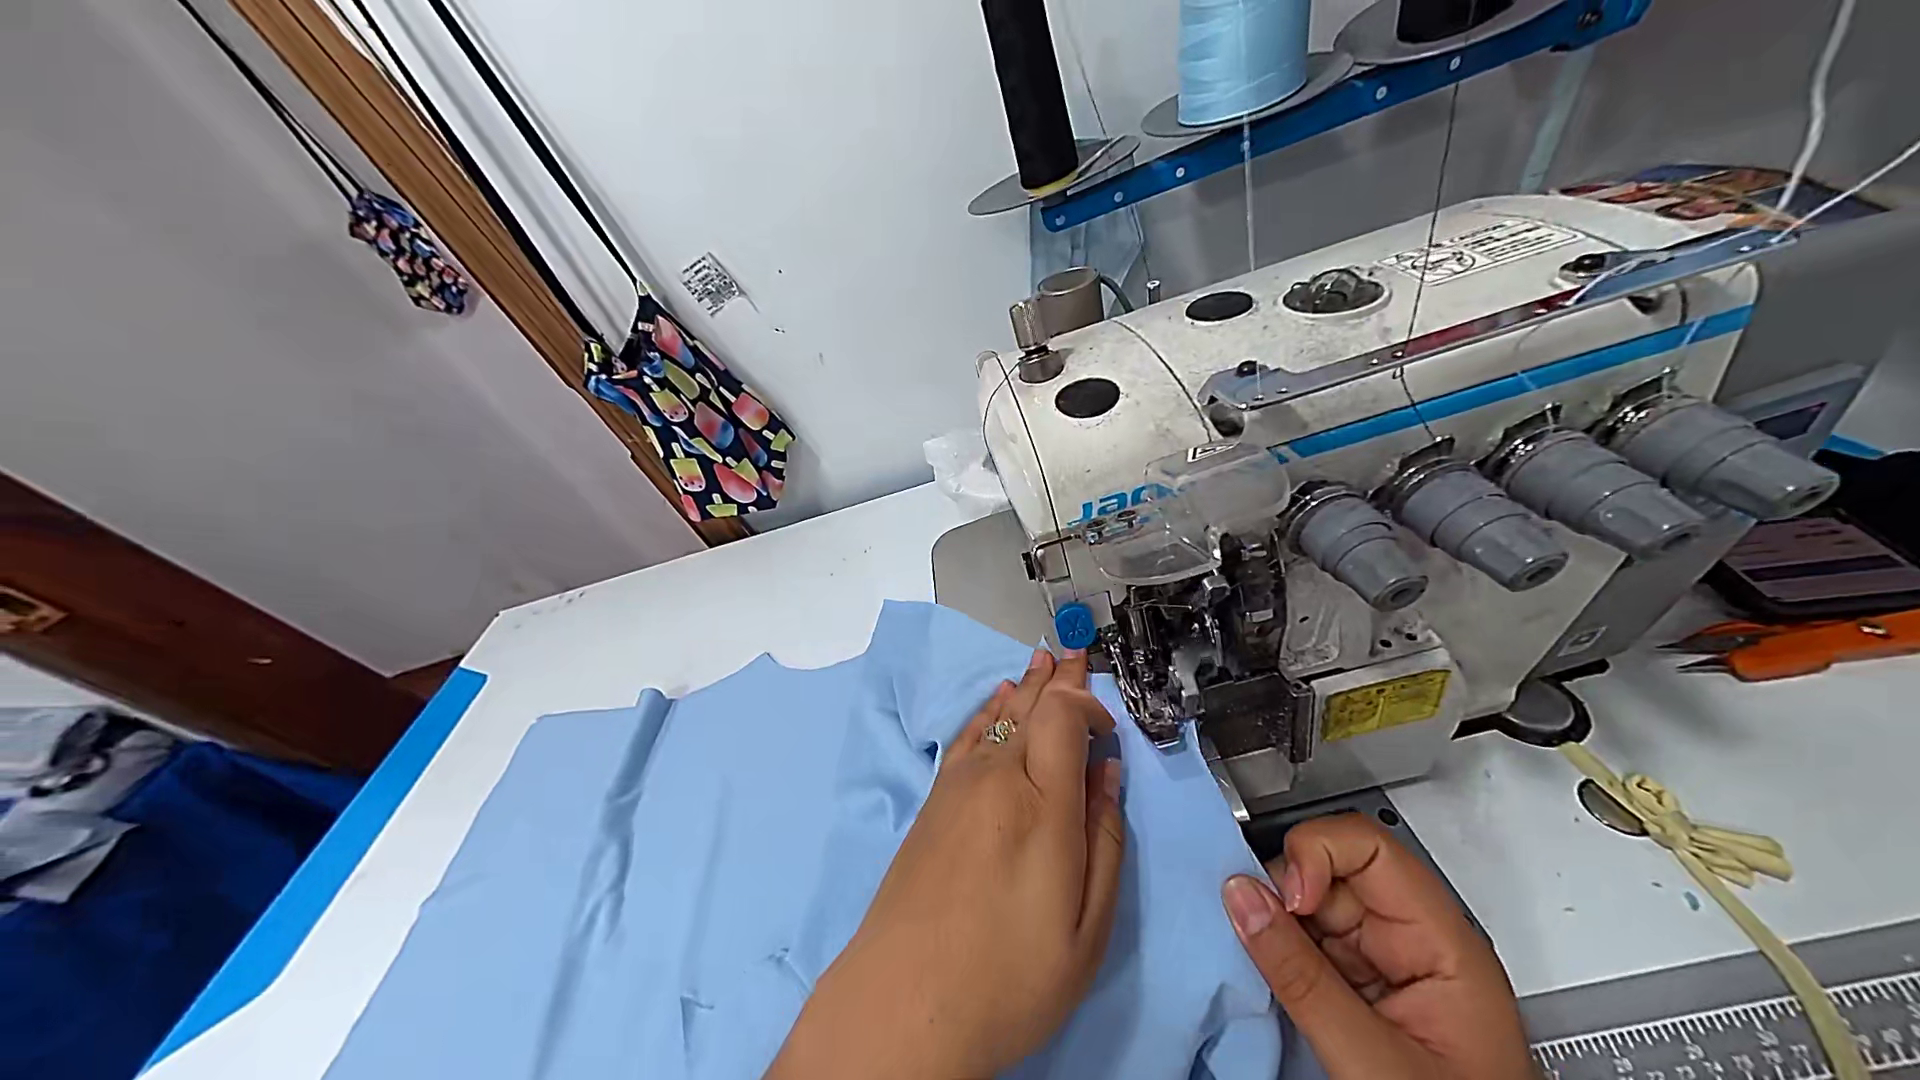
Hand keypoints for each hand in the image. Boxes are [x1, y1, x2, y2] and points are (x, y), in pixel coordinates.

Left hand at [766, 647, 1124, 1079]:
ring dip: (1026, 687)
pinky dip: (987, 710)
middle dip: (1058, 679)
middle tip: (1074, 651)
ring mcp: (958, 785)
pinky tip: (997, 701)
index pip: (1063, 716)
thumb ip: (1104, 839)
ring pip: (998, 715)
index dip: (1088, 705)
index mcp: (1041, 803)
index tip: (1108, 726)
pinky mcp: (934, 799)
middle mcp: (996, 777)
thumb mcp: (1086, 926)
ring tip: (1043, 661)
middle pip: (1031, 706)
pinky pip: (967, 735)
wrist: (902, 1002)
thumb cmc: (1008, 976)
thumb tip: (1107, 773)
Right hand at [1222, 814, 1533, 1079]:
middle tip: (1260, 936)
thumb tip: (1241, 896)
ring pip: (1307, 904)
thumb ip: (1302, 976)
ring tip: (1267, 969)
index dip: (1317, 853)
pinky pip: (1300, 940)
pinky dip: (1273, 950)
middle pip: (1328, 871)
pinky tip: (1270, 977)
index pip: (1369, 848)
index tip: (1285, 898)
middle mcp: (1410, 942)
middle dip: (1283, 894)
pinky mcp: (1352, 985)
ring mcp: (1379, 964)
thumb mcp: (1374, 1061)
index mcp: (1442, 945)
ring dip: (1273, 925)